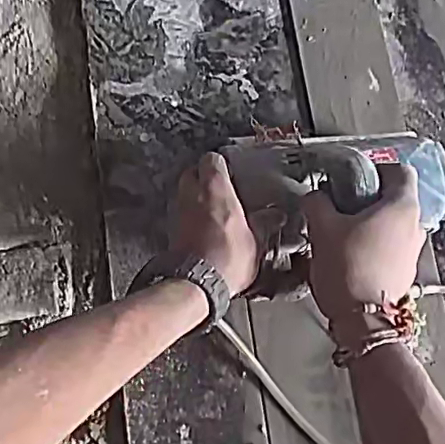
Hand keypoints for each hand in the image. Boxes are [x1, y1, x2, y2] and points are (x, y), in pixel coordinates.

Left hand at [167, 152, 260, 294]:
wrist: (196, 284)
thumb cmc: (225, 259)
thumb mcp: (255, 241)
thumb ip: (264, 224)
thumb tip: (275, 216)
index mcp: (215, 188)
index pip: (212, 159)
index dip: (221, 164)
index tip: (231, 172)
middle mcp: (191, 195)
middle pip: (192, 173)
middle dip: (203, 179)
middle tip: (220, 191)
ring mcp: (177, 213)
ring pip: (183, 195)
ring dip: (194, 200)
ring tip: (211, 212)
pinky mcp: (169, 233)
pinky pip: (178, 217)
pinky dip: (187, 220)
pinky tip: (201, 232)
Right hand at [302, 159, 422, 332]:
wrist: (361, 319)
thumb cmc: (347, 268)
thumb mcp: (323, 229)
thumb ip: (317, 204)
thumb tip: (314, 196)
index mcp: (402, 206)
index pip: (399, 170)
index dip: (375, 168)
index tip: (352, 178)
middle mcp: (416, 225)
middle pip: (396, 199)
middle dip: (369, 200)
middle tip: (342, 207)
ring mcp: (414, 251)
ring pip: (393, 226)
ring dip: (372, 225)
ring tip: (343, 235)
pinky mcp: (406, 273)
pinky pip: (391, 249)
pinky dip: (375, 247)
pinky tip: (352, 257)